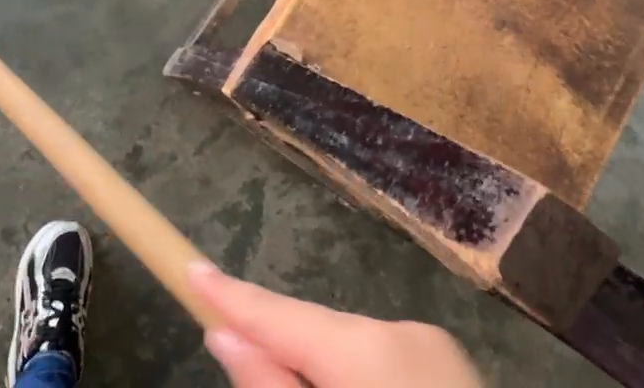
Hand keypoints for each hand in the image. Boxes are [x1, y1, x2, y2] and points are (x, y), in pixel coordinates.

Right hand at [189, 262, 480, 387]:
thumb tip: (226, 337)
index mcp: (370, 350)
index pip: (278, 313)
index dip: (229, 294)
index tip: (189, 267)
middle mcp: (404, 334)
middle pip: (312, 329)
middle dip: (273, 343)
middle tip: (232, 349)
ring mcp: (437, 352)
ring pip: (345, 346)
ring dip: (312, 367)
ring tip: (289, 386)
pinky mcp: (454, 372)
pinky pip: (379, 363)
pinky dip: (349, 377)